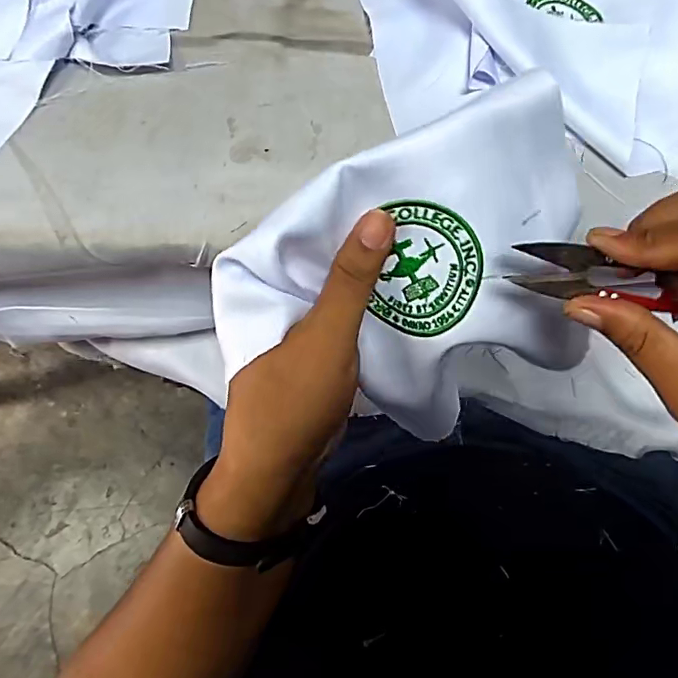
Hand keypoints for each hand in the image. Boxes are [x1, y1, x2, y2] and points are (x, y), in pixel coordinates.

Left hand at [200, 208, 394, 539]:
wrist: (277, 483)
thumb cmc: (292, 403)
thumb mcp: (326, 336)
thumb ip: (350, 281)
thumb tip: (377, 214)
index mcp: (263, 288)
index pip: (301, 233)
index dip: (340, 213)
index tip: (385, 193)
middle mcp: (275, 304)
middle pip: (322, 262)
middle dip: (361, 246)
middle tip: (413, 221)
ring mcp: (294, 332)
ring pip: (335, 294)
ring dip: (367, 279)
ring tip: (415, 251)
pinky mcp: (314, 358)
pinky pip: (343, 322)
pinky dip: (366, 312)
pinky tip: (399, 300)